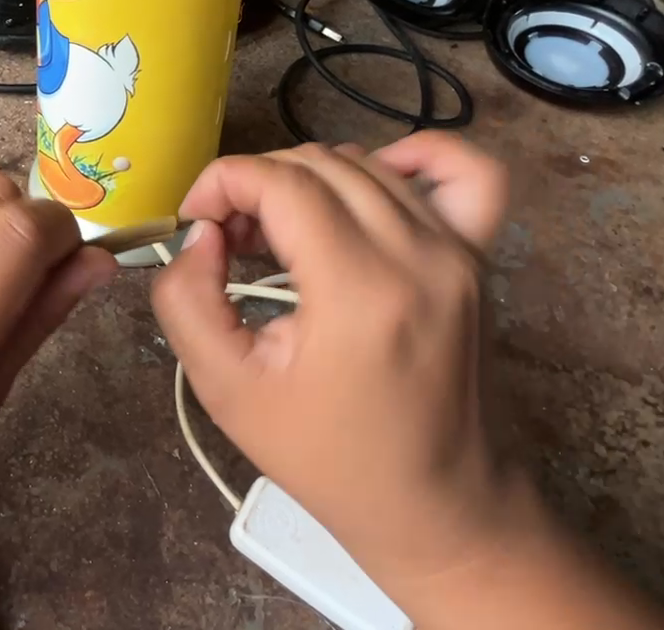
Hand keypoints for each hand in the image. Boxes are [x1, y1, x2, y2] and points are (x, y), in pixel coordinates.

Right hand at [150, 134, 514, 588]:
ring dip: (303, 180)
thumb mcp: (225, 390)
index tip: (194, 224)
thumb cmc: (326, 455)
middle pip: (315, 163)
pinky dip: (412, 156)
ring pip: (363, 162)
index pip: (278, 181)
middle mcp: (418, 253)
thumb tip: (201, 235)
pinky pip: (463, 171)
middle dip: (253, 184)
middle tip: (228, 241)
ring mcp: (458, 250)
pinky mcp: (478, 255)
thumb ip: (185, 300)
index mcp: (359, 290)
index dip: (220, 184)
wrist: (439, 507)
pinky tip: (369, 183)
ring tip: (277, 232)